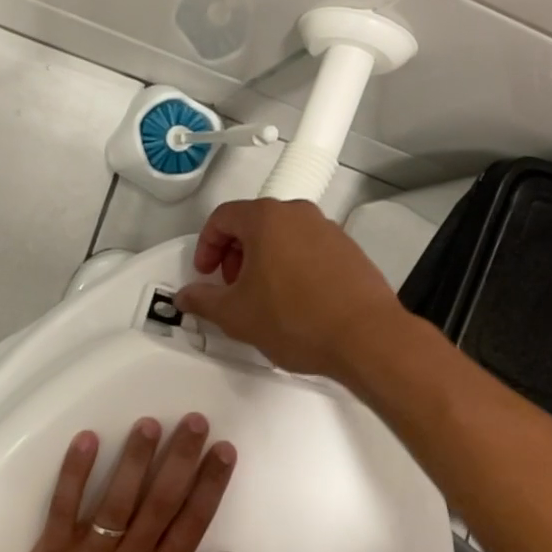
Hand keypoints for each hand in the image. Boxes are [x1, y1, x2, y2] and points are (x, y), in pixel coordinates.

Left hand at [0, 413, 238, 551]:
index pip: (192, 522)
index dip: (210, 483)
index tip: (224, 451)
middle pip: (160, 499)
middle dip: (180, 457)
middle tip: (195, 421)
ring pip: (117, 497)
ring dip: (134, 457)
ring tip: (149, 423)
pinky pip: (63, 506)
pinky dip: (74, 473)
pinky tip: (85, 440)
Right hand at [174, 199, 406, 377]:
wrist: (366, 337)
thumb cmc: (296, 319)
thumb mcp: (237, 315)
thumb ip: (203, 300)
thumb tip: (186, 296)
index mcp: (267, 218)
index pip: (223, 217)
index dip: (206, 246)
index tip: (205, 274)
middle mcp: (299, 214)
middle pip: (254, 223)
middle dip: (235, 253)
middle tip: (231, 287)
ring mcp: (328, 230)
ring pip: (284, 236)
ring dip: (264, 260)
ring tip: (263, 298)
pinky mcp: (349, 250)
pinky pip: (309, 249)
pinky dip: (293, 266)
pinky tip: (295, 302)